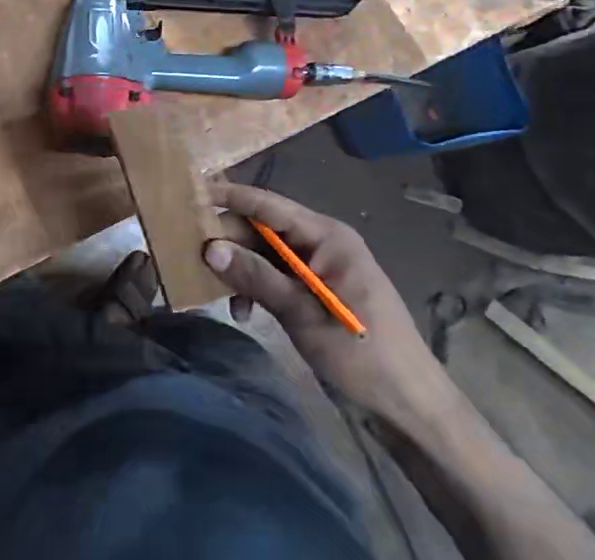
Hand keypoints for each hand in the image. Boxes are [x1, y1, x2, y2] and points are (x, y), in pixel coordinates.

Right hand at [204, 184, 448, 428]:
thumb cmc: (360, 351)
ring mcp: (318, 269)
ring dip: (240, 270)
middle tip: (188, 251)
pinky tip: (243, 313)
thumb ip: (257, 277)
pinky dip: (256, 290)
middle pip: (264, 230)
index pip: (270, 205)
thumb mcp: (303, 313)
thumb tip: (210, 247)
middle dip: (230, 239)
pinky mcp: (314, 294)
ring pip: (266, 256)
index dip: (232, 196)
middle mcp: (320, 244)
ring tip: (212, 289)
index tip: (192, 191)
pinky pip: (275, 279)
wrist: (406, 403)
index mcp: (327, 236)